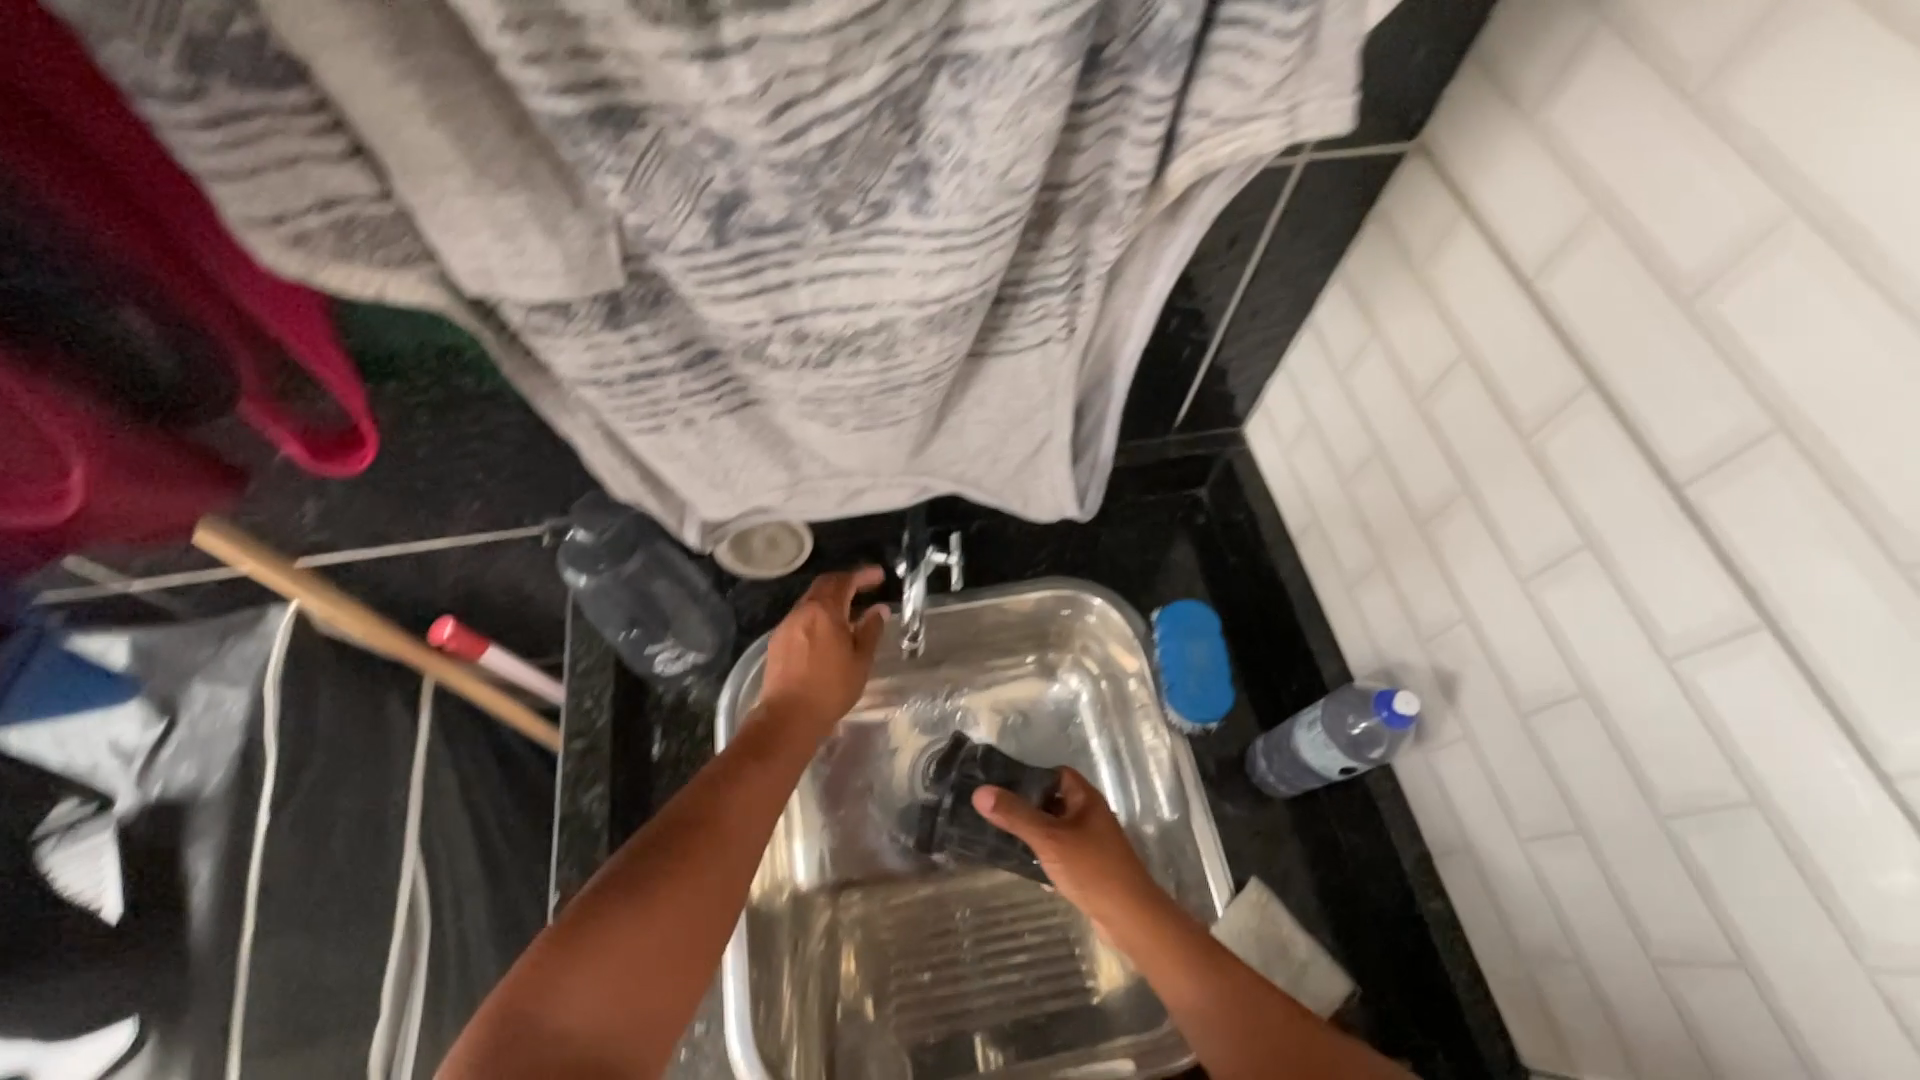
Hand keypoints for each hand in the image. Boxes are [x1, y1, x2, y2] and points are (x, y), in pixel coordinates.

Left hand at [756, 567, 887, 739]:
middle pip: (823, 586)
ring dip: (829, 600)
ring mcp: (786, 626)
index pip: (844, 581)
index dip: (862, 575)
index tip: (879, 575)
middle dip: (845, 582)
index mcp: (824, 611)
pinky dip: (816, 616)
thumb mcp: (860, 660)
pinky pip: (800, 618)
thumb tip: (879, 609)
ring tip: (848, 612)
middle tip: (864, 587)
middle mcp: (802, 611)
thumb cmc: (831, 688)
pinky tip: (826, 633)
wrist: (788, 716)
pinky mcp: (777, 642)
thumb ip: (870, 630)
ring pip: (809, 602)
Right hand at [972, 768, 1164, 928]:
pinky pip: (1059, 852)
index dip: (1030, 775)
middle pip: (1053, 801)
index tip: (1000, 783)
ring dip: (1032, 832)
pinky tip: (1022, 864)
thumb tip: (980, 792)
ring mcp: (1091, 842)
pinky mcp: (1088, 866)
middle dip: (1026, 805)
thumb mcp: (1049, 838)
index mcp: (1085, 799)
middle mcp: (1090, 815)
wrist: (1129, 916)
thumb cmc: (1091, 868)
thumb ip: (1015, 815)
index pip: (1056, 773)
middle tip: (992, 809)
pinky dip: (1042, 855)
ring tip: (999, 834)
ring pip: (1055, 828)